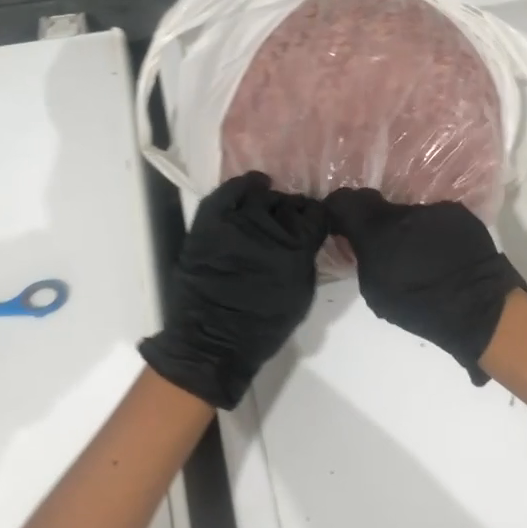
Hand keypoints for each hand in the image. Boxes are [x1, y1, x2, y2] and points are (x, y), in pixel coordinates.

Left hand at [140, 172, 328, 408]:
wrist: (213, 342)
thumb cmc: (262, 327)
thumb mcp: (301, 293)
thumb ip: (306, 258)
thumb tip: (306, 238)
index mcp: (298, 248)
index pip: (316, 214)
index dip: (315, 216)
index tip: (312, 221)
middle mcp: (270, 229)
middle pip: (287, 202)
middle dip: (291, 209)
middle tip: (287, 220)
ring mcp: (237, 222)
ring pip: (260, 195)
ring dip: (268, 199)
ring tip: (269, 204)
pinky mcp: (210, 223)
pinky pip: (228, 192)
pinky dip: (242, 185)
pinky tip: (252, 185)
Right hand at [324, 189, 525, 384]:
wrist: (478, 307)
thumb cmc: (418, 307)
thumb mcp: (374, 289)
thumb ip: (364, 256)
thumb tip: (360, 242)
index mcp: (377, 231)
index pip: (345, 200)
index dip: (339, 210)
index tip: (342, 224)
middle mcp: (404, 211)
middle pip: (381, 207)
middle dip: (378, 224)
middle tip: (385, 247)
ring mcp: (434, 209)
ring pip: (410, 213)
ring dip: (408, 229)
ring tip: (420, 254)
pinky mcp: (460, 212)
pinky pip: (436, 217)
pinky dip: (433, 231)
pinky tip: (442, 252)